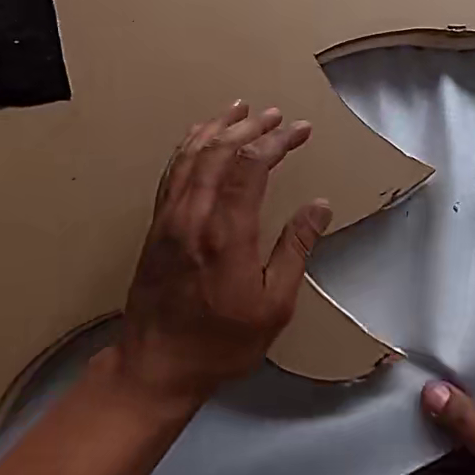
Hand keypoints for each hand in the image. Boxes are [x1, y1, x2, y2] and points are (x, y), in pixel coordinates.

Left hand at [114, 101, 332, 407]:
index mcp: (226, 233)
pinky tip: (198, 138)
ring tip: (238, 109)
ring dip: (217, 127)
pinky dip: (188, 147)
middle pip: (220, 151)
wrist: (157, 365)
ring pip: (191, 155)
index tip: (299, 130)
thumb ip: (294, 249)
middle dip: (250, 127)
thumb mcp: (274, 306)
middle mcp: (193, 215)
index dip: (277, 140)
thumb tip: (318, 207)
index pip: (251, 165)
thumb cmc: (222, 343)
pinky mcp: (156, 226)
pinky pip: (172, 172)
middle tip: (275, 115)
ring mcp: (169, 218)